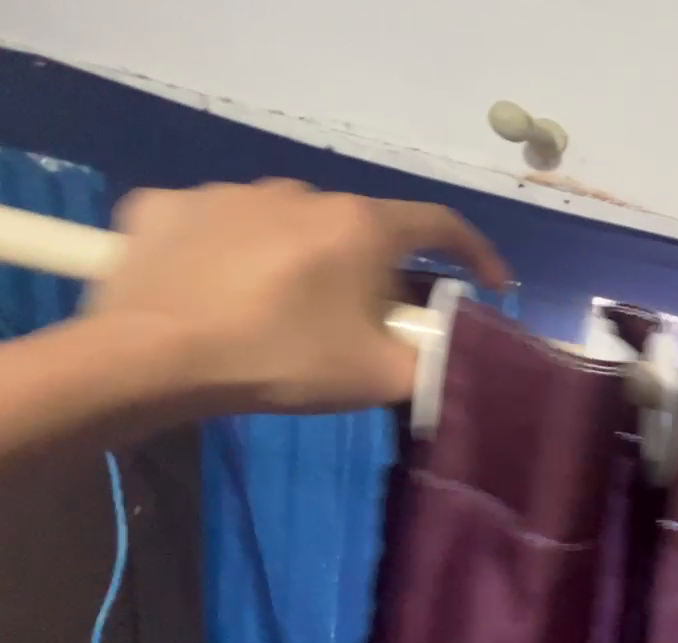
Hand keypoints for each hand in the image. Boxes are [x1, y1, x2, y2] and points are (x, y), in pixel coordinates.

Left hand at [84, 180, 509, 414]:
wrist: (149, 360)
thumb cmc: (286, 359)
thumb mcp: (389, 376)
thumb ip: (445, 362)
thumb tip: (470, 357)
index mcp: (360, 226)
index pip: (442, 224)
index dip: (478, 254)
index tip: (491, 285)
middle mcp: (299, 193)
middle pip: (366, 228)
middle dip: (384, 268)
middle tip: (377, 317)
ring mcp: (226, 194)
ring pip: (296, 223)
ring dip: (314, 257)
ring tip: (299, 306)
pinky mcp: (166, 206)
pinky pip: (228, 224)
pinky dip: (245, 252)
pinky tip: (235, 289)